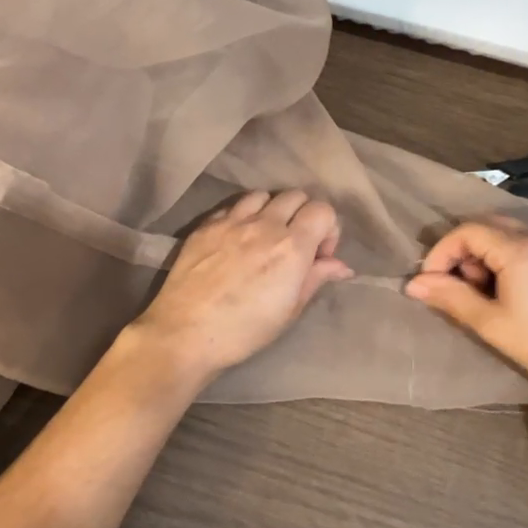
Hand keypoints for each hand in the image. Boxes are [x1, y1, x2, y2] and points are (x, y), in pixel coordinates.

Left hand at [132, 190, 354, 378]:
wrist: (185, 333)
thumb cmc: (244, 331)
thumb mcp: (289, 311)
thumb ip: (315, 278)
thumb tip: (341, 266)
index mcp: (291, 246)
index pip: (323, 211)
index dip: (328, 229)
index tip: (319, 255)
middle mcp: (264, 224)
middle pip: (296, 196)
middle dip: (303, 215)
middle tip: (296, 244)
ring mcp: (232, 221)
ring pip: (263, 195)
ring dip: (272, 210)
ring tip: (265, 236)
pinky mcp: (206, 225)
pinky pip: (233, 206)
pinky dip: (243, 215)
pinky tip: (238, 238)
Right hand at [405, 221, 527, 409]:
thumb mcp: (491, 324)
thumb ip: (450, 298)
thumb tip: (413, 284)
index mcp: (519, 248)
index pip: (466, 231)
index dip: (441, 252)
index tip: (431, 283)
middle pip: (488, 223)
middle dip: (463, 249)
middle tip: (458, 284)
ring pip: (510, 232)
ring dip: (486, 252)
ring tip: (484, 291)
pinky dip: (509, 256)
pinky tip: (512, 291)